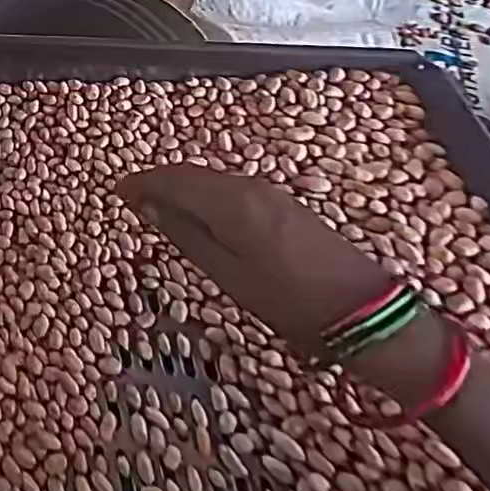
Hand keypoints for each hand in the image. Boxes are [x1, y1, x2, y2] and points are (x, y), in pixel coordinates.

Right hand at [116, 165, 390, 356]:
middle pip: (189, 173)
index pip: (171, 179)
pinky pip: (228, 188)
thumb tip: (147, 205)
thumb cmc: (290, 300)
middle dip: (157, 181)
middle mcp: (246, 186)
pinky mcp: (284, 204)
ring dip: (179, 186)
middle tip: (132, 197)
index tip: (117, 191)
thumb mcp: (227, 274)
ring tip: (158, 205)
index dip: (140, 182)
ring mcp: (269, 193)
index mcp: (228, 201)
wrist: (371, 316)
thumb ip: (183, 233)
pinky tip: (198, 212)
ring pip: (209, 179)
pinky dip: (203, 193)